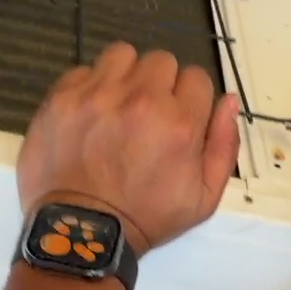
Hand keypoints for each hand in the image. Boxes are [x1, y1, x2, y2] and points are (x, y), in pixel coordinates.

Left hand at [18, 43, 240, 254]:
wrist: (81, 233)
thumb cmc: (145, 219)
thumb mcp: (203, 200)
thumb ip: (224, 147)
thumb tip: (228, 101)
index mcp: (179, 123)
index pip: (197, 78)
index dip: (189, 100)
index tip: (175, 122)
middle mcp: (140, 100)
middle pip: (161, 61)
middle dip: (159, 85)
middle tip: (146, 116)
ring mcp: (97, 95)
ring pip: (122, 55)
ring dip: (125, 75)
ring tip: (118, 106)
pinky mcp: (62, 98)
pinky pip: (84, 70)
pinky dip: (90, 87)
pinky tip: (90, 114)